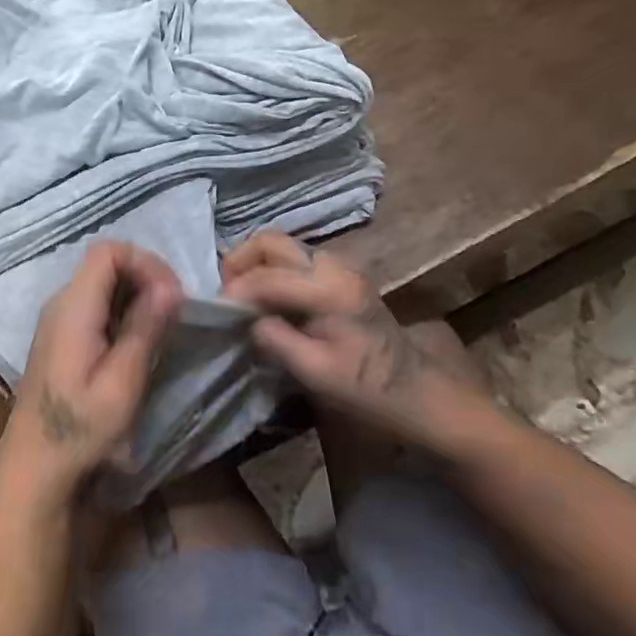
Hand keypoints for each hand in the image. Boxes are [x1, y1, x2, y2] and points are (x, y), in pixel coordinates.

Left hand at [0, 242, 182, 501]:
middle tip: (175, 314)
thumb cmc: (79, 429)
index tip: (174, 296)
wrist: (34, 466)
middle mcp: (61, 303)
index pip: (108, 250)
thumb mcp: (122, 383)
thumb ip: (144, 330)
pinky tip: (138, 344)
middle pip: (106, 264)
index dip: (146, 262)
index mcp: (73, 307)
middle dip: (147, 278)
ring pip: (103, 285)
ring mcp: (58, 320)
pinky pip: (96, 307)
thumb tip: (171, 287)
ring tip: (162, 330)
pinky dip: (123, 313)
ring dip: (137, 297)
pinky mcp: (61, 338)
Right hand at [221, 231, 493, 454]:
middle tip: (227, 293)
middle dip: (240, 262)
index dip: (235, 292)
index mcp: (328, 288)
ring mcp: (338, 267)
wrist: (419, 394)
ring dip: (255, 265)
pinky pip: (292, 260)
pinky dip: (270, 270)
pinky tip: (265, 299)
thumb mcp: (315, 372)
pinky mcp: (338, 276)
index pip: (266, 277)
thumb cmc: (368, 388)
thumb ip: (274, 339)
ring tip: (242, 297)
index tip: (216, 311)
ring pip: (281, 247)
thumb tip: (244, 320)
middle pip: (270, 242)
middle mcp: (332, 266)